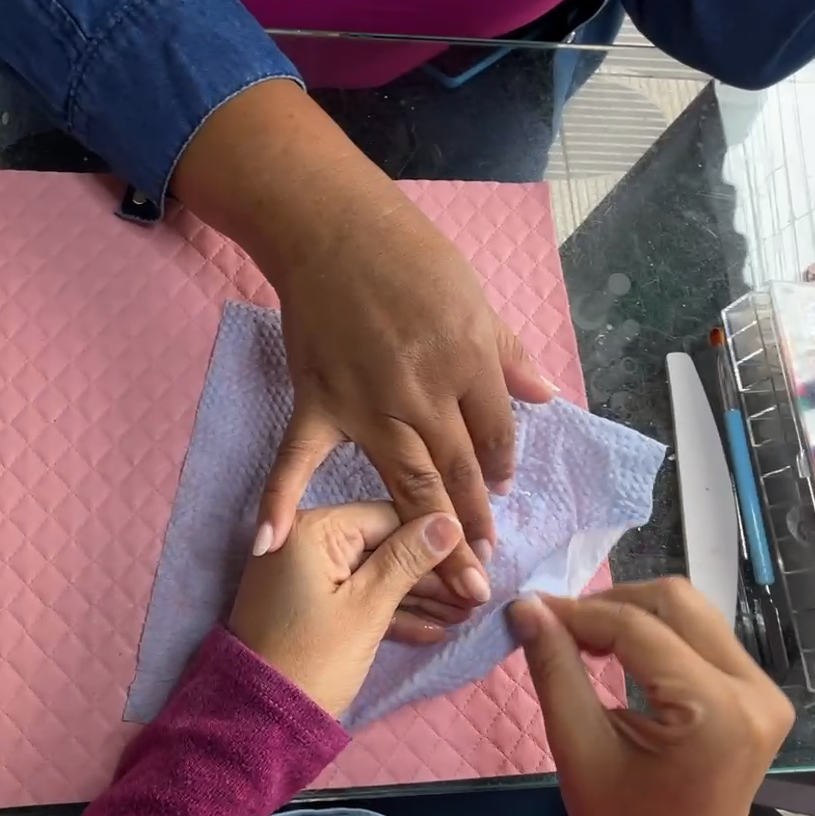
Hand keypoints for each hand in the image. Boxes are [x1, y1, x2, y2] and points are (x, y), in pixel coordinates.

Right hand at [170, 80, 555, 616]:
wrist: (334, 231)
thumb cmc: (411, 257)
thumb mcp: (477, 297)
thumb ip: (510, 355)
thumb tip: (547, 397)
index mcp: (469, 363)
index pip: (496, 435)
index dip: (504, 471)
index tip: (502, 496)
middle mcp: (424, 396)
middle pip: (458, 475)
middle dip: (476, 529)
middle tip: (486, 580)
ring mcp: (366, 408)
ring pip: (405, 484)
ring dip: (428, 537)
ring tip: (447, 584)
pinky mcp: (317, 406)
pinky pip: (296, 460)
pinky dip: (278, 501)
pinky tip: (267, 544)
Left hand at [229, 503, 462, 716]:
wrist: (259, 719)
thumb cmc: (313, 659)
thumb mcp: (367, 608)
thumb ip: (408, 560)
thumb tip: (447, 521)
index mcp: (313, 529)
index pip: (388, 518)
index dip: (436, 542)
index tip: (477, 567)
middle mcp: (304, 540)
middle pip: (382, 546)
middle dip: (430, 575)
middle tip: (476, 599)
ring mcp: (305, 573)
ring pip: (372, 574)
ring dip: (417, 596)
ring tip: (464, 616)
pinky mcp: (308, 602)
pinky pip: (355, 596)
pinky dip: (388, 612)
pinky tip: (434, 630)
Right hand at [508, 579, 792, 815]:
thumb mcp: (576, 747)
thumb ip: (553, 668)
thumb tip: (524, 606)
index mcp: (715, 710)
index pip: (635, 628)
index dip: (575, 611)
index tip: (525, 610)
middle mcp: (753, 689)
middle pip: (674, 602)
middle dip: (606, 604)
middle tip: (557, 627)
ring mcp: (763, 689)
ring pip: (688, 611)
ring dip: (628, 613)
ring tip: (581, 640)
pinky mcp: (756, 693)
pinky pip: (698, 634)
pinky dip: (649, 631)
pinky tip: (614, 652)